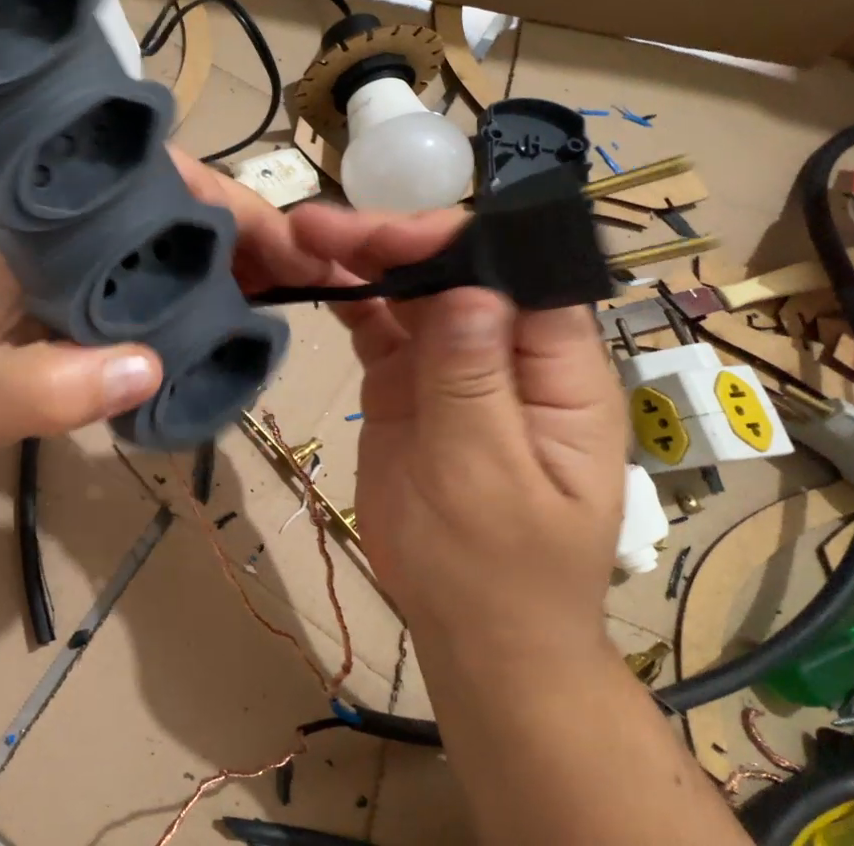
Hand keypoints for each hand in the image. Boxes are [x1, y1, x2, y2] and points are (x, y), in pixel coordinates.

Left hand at [0, 145, 345, 457]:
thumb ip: (54, 387)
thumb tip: (151, 367)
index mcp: (48, 230)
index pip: (145, 182)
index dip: (219, 199)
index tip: (279, 241)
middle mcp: (70, 230)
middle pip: (171, 203)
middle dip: (244, 227)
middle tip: (308, 272)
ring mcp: (79, 259)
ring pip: (169, 236)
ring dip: (231, 256)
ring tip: (290, 292)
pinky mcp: (84, 292)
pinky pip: (155, 274)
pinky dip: (202, 288)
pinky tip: (234, 318)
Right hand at [290, 206, 628, 668]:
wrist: (471, 626)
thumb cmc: (496, 564)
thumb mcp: (487, 474)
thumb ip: (473, 381)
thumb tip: (464, 290)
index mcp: (556, 369)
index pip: (517, 277)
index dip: (455, 244)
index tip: (384, 235)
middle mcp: (506, 353)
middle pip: (452, 274)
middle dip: (390, 243)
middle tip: (314, 228)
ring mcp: (451, 367)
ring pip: (408, 294)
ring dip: (359, 262)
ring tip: (298, 238)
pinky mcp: (406, 387)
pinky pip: (378, 329)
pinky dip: (346, 301)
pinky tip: (308, 277)